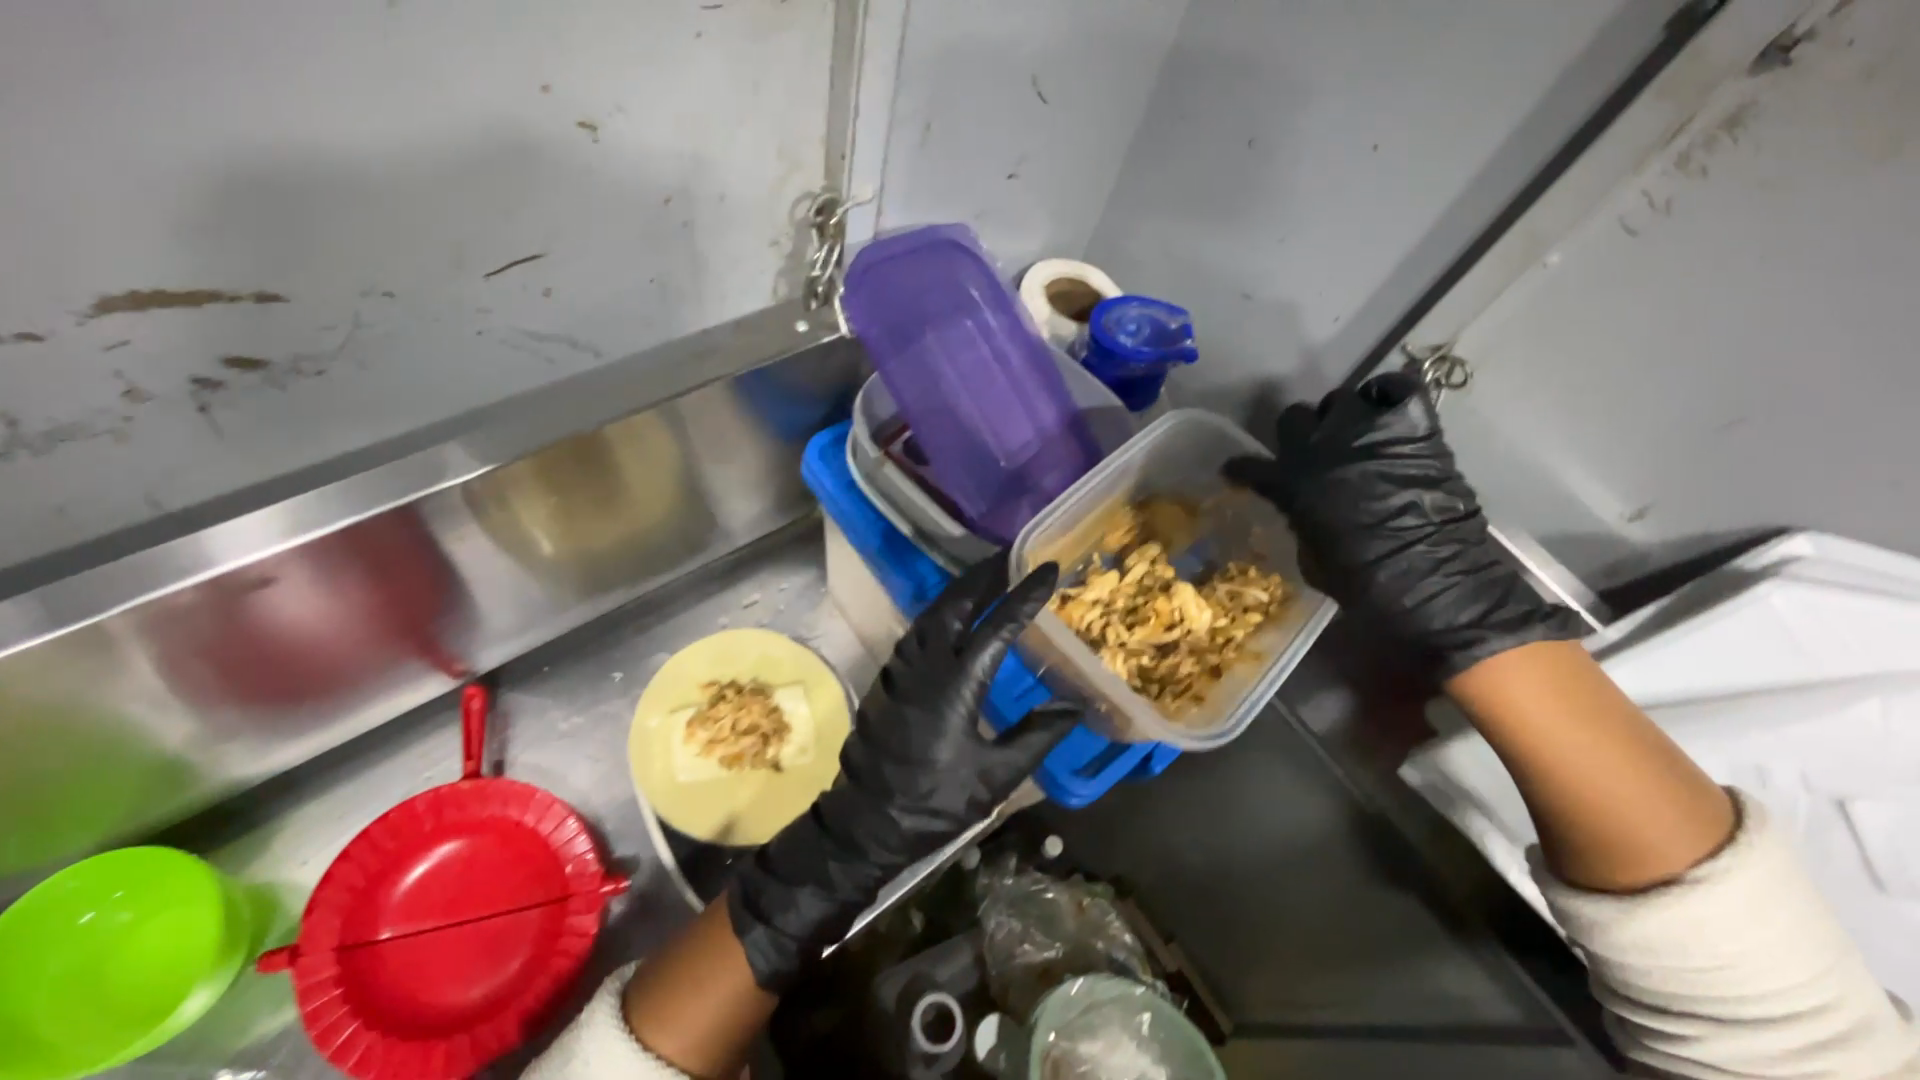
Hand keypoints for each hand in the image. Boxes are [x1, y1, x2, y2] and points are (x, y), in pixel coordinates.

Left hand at [727, 553, 1078, 990]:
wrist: (866, 823)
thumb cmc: (935, 803)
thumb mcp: (995, 777)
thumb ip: (1036, 736)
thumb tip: (1074, 705)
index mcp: (955, 683)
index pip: (997, 624)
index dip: (1025, 595)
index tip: (1048, 569)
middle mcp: (923, 665)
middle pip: (954, 603)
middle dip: (984, 575)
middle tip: (1012, 556)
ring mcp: (899, 670)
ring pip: (930, 614)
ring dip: (959, 590)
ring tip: (987, 577)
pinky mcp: (886, 681)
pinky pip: (916, 631)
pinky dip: (939, 613)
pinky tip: (952, 617)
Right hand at [1223, 371, 1580, 676]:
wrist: (1429, 578)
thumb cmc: (1362, 581)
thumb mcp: (1311, 556)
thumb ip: (1301, 520)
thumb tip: (1303, 509)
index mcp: (1291, 483)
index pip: (1251, 466)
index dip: (1243, 468)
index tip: (1238, 470)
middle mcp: (1320, 448)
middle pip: (1294, 417)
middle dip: (1300, 433)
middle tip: (1313, 450)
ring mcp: (1366, 430)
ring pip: (1340, 399)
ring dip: (1342, 417)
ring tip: (1354, 433)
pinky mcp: (1412, 426)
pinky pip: (1397, 389)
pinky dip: (1391, 395)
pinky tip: (1388, 412)